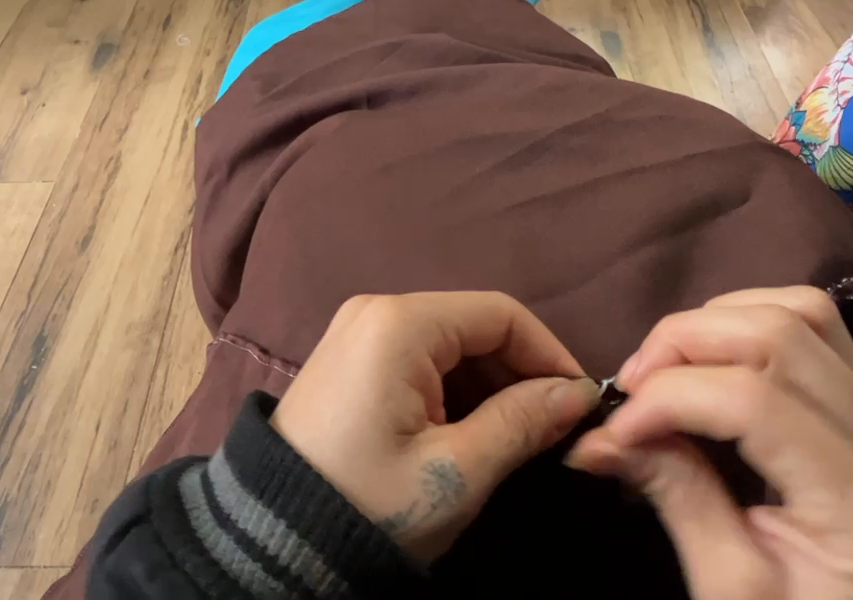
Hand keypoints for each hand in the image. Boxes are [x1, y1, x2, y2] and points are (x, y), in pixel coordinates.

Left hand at [272, 292, 600, 561]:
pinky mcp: (350, 357)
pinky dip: (454, 387)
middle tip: (553, 427)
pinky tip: (472, 428)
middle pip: (473, 324)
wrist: (270, 542)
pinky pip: (419, 356)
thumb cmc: (368, 503)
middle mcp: (377, 310)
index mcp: (399, 322)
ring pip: (449, 342)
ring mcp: (359, 330)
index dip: (548, 353)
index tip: (582, 401)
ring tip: (518, 434)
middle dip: (519, 371)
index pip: (499, 314)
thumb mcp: (454, 472)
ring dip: (489, 383)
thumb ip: (521, 422)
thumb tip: (577, 394)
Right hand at [567, 287, 852, 599]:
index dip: (669, 397)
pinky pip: (816, 323)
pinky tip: (711, 354)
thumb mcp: (729, 591)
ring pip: (797, 313)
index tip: (614, 429)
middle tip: (631, 386)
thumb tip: (597, 435)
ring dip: (713, 323)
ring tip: (665, 368)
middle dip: (682, 342)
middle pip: (776, 336)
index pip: (754, 400)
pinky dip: (750, 317)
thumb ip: (674, 494)